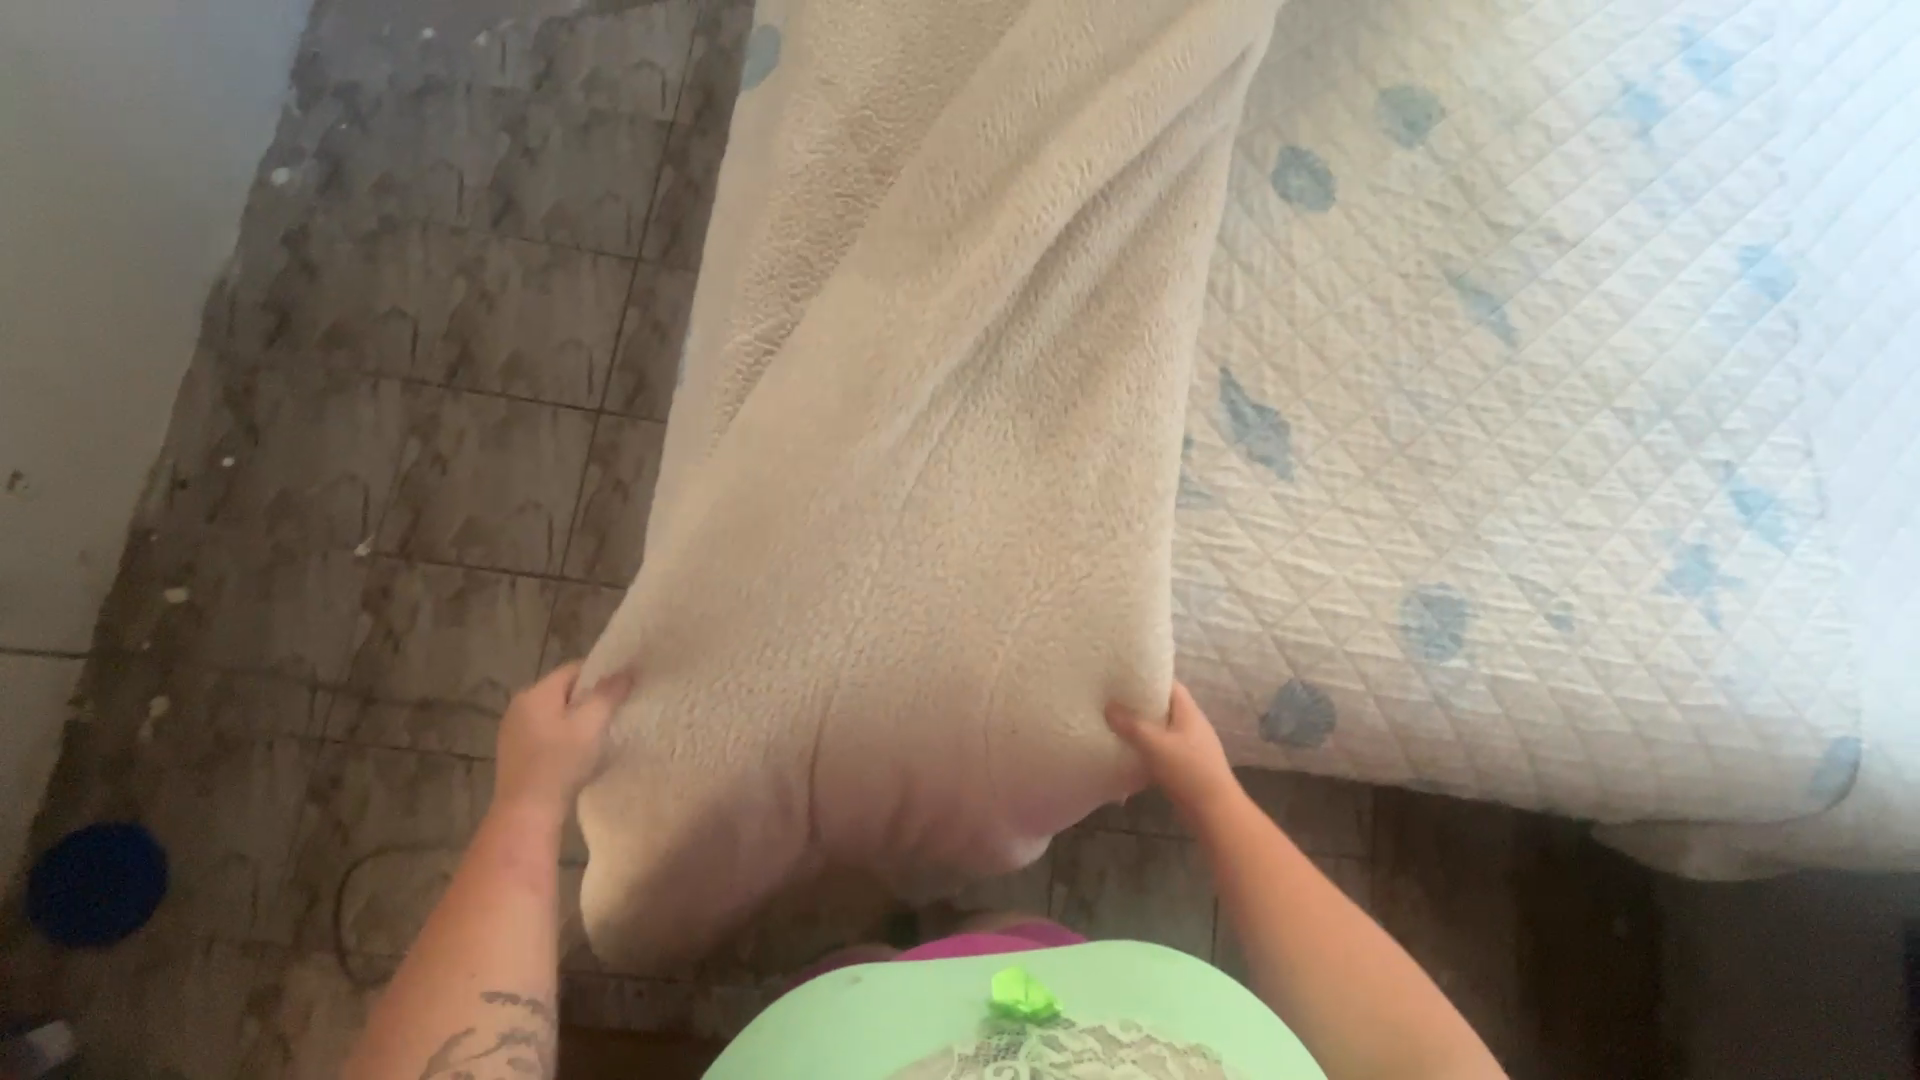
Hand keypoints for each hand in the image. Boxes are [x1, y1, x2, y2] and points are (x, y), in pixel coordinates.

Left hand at [493, 661, 634, 822]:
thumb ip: (608, 694)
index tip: (624, 686)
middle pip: (564, 691)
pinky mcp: (516, 753)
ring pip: (556, 714)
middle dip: (591, 698)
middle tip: (617, 710)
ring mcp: (514, 731)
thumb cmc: (560, 763)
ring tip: (602, 732)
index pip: (574, 669)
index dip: (602, 673)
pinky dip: (565, 736)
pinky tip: (580, 752)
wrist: (526, 812)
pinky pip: (547, 733)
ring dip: (578, 719)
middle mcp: (519, 707)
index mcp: (535, 694)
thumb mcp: (590, 725)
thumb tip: (626, 671)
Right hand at [1106, 682, 1242, 821]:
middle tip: (1113, 700)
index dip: (1148, 678)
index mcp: (1189, 712)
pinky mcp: (1187, 765)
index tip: (1123, 677)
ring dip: (1142, 727)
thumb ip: (1131, 725)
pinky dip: (1147, 747)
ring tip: (1116, 724)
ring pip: (1162, 729)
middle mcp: (1192, 725)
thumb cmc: (1187, 771)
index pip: (1170, 684)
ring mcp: (1191, 746)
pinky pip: (1163, 749)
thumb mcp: (1155, 744)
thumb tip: (1108, 706)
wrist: (1214, 811)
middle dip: (1140, 703)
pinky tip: (1129, 752)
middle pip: (1164, 706)